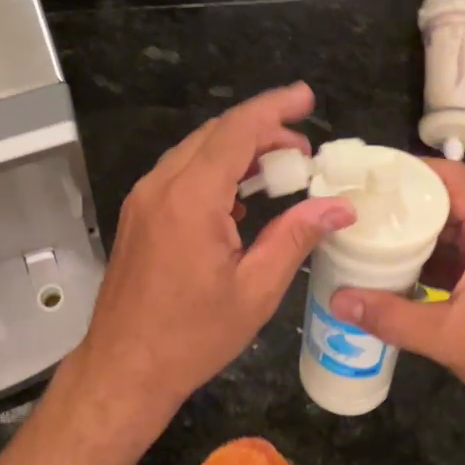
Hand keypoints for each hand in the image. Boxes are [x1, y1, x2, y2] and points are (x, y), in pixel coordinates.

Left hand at [68, 83, 355, 428]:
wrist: (124, 367)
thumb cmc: (191, 336)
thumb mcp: (255, 290)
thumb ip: (295, 238)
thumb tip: (340, 207)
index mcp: (190, 198)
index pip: (236, 131)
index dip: (274, 108)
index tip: (306, 96)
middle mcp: (161, 186)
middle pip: (215, 134)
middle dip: (262, 129)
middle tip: (303, 149)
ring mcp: (144, 198)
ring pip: (196, 151)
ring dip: (237, 149)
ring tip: (281, 168)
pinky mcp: (138, 214)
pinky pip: (180, 174)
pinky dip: (214, 171)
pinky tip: (240, 198)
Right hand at [329, 159, 464, 443]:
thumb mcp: (450, 339)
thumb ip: (392, 317)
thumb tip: (338, 299)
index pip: (453, 177)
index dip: (411, 169)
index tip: (368, 175)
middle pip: (447, 198)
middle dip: (403, 200)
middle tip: (356, 204)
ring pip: (449, 226)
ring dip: (412, 228)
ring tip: (365, 229)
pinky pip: (454, 252)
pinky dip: (424, 254)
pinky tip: (390, 264)